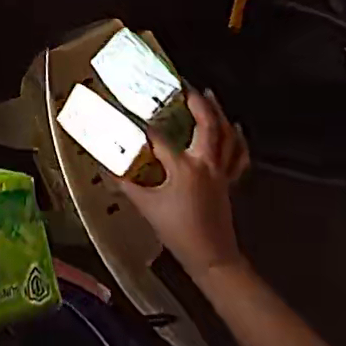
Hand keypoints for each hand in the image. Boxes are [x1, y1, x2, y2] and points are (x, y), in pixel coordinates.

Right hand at [118, 88, 250, 275]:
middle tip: (183, 85)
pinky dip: (237, 139)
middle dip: (195, 102)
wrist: (213, 260)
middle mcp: (206, 163)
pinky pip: (238, 155)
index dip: (143, 126)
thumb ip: (126, 183)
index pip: (159, 138)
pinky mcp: (229, 181)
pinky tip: (234, 127)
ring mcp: (221, 172)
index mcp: (184, 167)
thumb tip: (107, 165)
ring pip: (226, 135)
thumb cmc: (179, 233)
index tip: (129, 113)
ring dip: (217, 113)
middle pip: (206, 124)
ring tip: (209, 95)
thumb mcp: (146, 206)